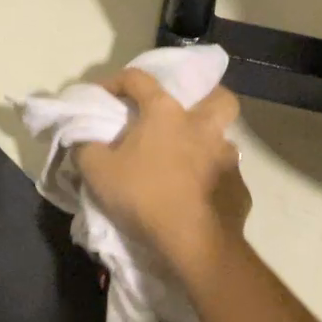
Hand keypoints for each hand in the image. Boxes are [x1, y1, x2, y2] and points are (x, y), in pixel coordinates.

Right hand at [75, 69, 248, 273]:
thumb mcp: (98, 172)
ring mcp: (227, 157)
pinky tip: (198, 196)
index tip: (102, 96)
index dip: (116, 82)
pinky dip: (212, 180)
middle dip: (204, 97)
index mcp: (167, 113)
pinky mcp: (239, 189)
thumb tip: (82, 138)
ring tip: (186, 163)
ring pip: (222, 140)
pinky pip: (225, 176)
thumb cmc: (145, 196)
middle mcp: (203, 127)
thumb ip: (86, 148)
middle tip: (182, 115)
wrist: (195, 243)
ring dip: (206, 145)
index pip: (139, 79)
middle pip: (217, 97)